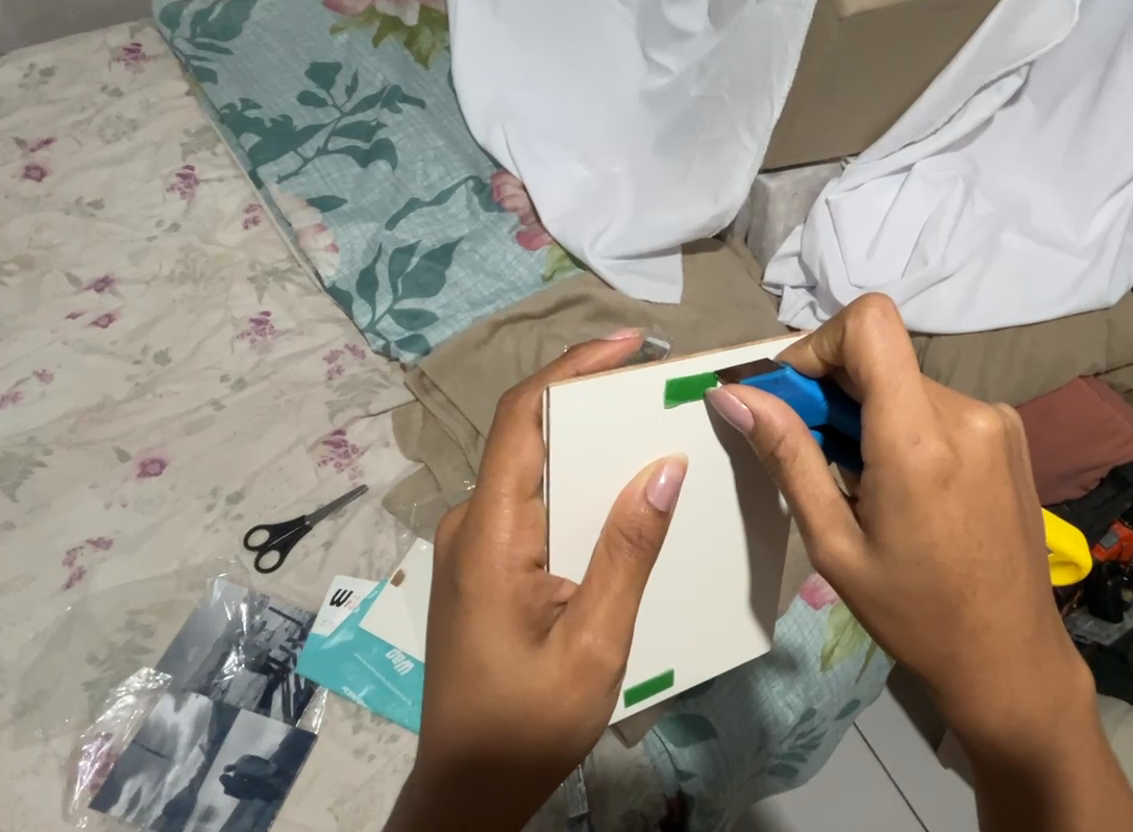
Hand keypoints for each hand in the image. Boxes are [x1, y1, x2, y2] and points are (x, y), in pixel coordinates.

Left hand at [386, 331, 687, 831]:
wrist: (468, 789)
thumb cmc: (528, 721)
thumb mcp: (595, 641)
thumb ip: (628, 551)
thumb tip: (664, 467)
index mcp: (490, 532)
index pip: (522, 418)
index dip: (571, 368)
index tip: (626, 344)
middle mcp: (472, 522)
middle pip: (529, 434)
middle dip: (589, 398)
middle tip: (654, 386)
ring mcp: (474, 542)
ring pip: (532, 467)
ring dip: (586, 442)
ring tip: (649, 431)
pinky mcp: (485, 562)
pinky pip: (532, 500)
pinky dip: (576, 481)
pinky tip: (620, 493)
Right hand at [703, 295, 1076, 736]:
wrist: (1010, 657)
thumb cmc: (913, 612)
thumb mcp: (832, 541)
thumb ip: (787, 454)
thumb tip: (733, 394)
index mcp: (920, 437)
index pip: (870, 323)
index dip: (820, 344)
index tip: (796, 397)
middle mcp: (966, 411)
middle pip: (879, 355)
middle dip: (833, 391)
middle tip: (818, 455)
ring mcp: (995, 418)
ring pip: (903, 379)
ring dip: (869, 412)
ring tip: (865, 481)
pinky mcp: (1009, 430)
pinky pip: (934, 401)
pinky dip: (903, 423)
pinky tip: (905, 483)